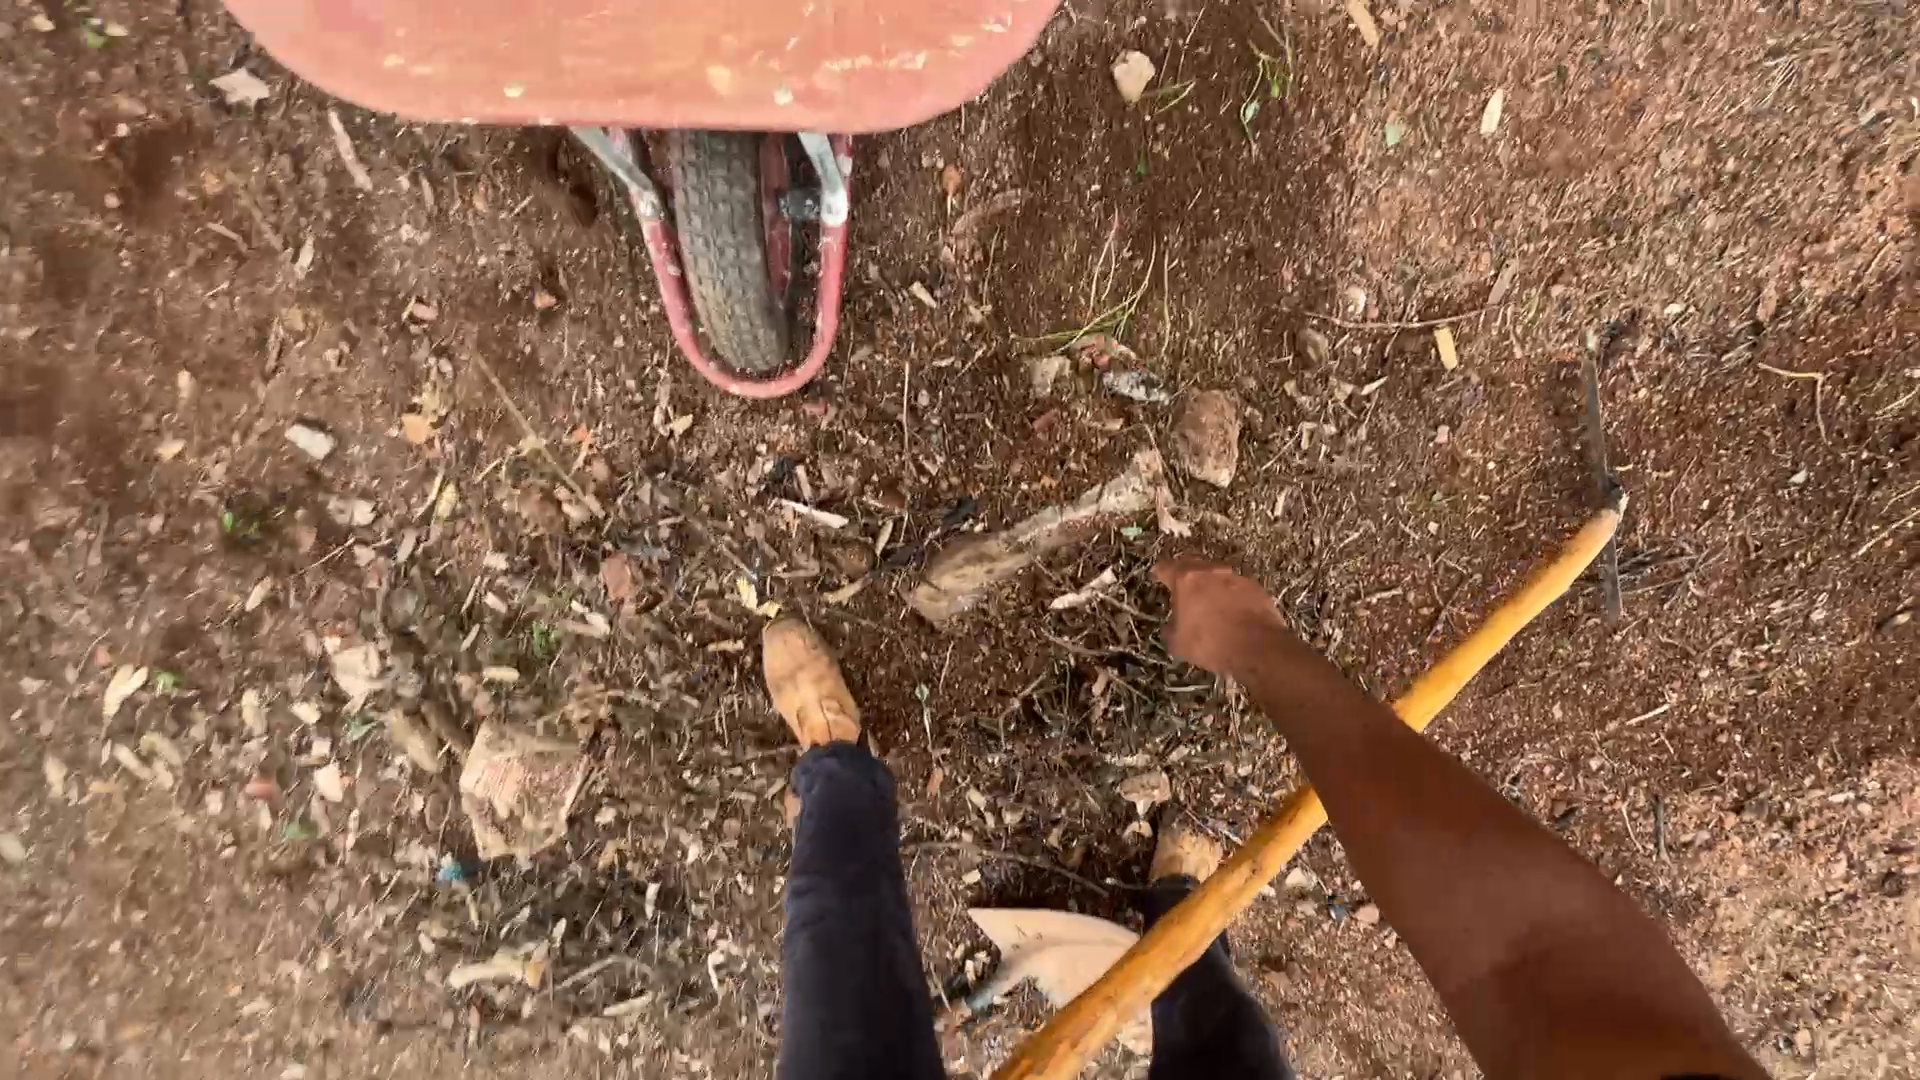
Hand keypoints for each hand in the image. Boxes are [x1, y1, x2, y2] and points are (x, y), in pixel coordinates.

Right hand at [1151, 557, 1296, 678]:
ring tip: (1207, 597)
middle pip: (1192, 562)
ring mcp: (1235, 577)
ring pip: (1216, 573)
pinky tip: (1231, 608)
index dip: (1158, 571)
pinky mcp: (1255, 587)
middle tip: (1179, 582)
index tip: (1156, 575)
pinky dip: (1230, 593)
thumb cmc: (1210, 643)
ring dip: (1209, 582)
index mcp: (1186, 580)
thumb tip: (1170, 628)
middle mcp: (1210, 572)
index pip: (1165, 567)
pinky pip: (1236, 586)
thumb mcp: (1178, 643)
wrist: (1257, 647)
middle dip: (1183, 570)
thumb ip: (1171, 630)